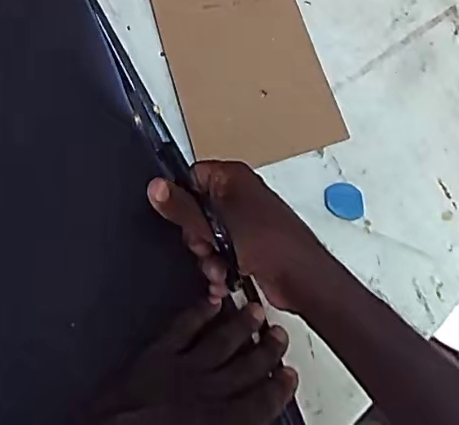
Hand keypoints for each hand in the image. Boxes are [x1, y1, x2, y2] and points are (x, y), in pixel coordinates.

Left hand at [93, 298, 297, 424]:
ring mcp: (181, 370)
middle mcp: (205, 394)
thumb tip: (247, 419)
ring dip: (240, 326)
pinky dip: (199, 311)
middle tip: (278, 333)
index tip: (288, 374)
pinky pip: (183, 327)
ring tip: (255, 311)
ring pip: (220, 343)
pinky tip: (211, 301)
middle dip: (265, 351)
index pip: (258, 405)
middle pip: (244, 369)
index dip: (277, 389)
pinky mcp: (157, 354)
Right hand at [147, 161, 339, 314]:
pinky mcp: (250, 244)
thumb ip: (182, 207)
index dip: (183, 201)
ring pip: (208, 234)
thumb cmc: (268, 243)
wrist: (304, 279)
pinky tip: (223, 281)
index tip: (185, 221)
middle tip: (205, 247)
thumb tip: (155, 187)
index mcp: (231, 177)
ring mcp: (245, 219)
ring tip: (218, 271)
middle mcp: (238, 194)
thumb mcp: (215, 225)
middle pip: (197, 209)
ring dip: (207, 256)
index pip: (191, 177)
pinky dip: (219, 266)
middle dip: (197, 236)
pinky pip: (222, 250)